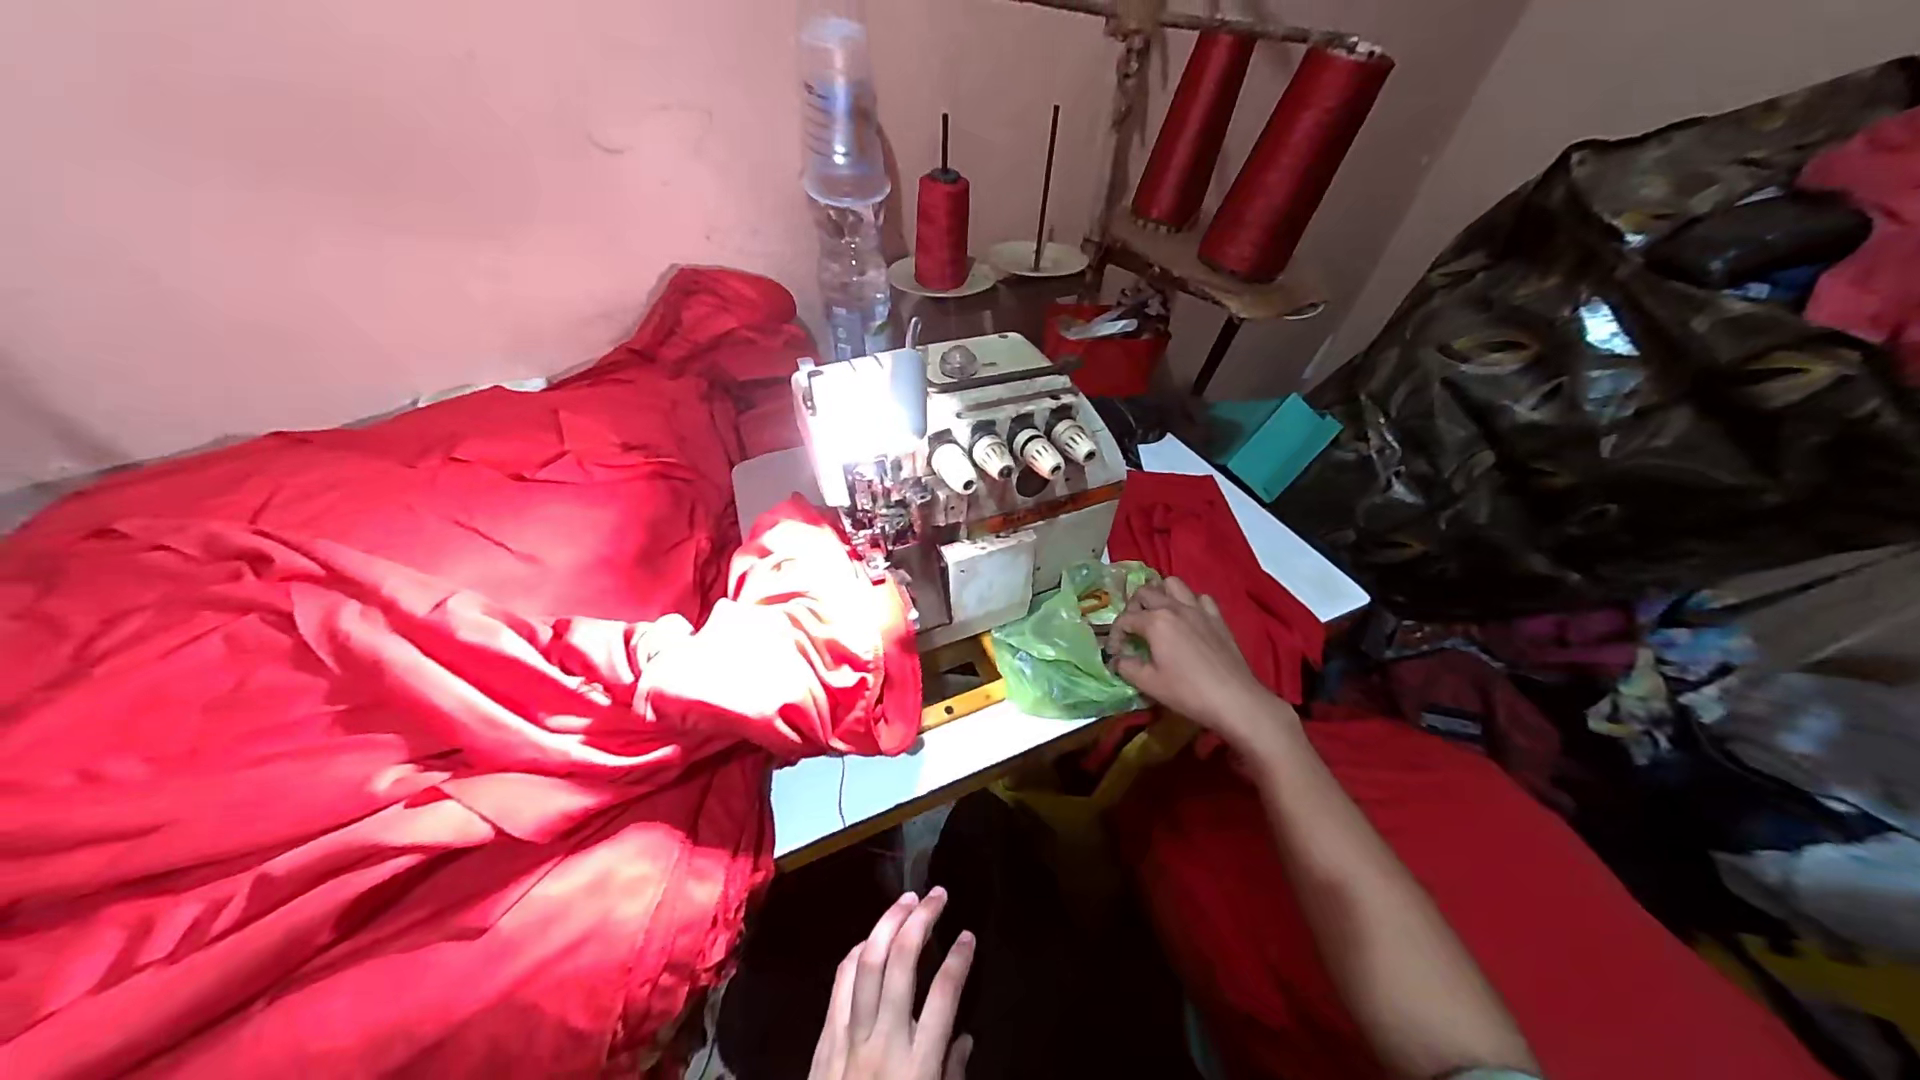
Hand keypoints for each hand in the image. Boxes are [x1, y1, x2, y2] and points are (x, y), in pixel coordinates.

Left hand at [809, 887, 974, 1079]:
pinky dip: (857, 953)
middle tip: (937, 895)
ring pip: (865, 962)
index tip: (968, 934)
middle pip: (900, 963)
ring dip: (887, 923)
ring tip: (907, 900)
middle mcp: (882, 1042)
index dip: (958, 959)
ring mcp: (848, 1037)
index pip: (942, 995)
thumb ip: (951, 1073)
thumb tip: (965, 1036)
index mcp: (915, 1065)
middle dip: (921, 920)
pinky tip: (870, 938)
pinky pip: (840, 982)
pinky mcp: (825, 1039)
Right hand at [1111, 577, 1298, 752]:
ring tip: (1157, 615)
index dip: (1114, 635)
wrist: (1234, 699)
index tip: (1115, 653)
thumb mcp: (1149, 683)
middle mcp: (1175, 607)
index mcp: (1155, 622)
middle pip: (1145, 592)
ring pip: (1173, 584)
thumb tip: (1117, 660)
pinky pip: (1200, 598)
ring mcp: (1199, 610)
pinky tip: (1188, 619)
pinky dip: (1189, 603)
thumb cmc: (1188, 692)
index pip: (1124, 619)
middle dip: (1132, 608)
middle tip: (1132, 630)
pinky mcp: (1217, 618)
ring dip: (1160, 595)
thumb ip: (1126, 667)